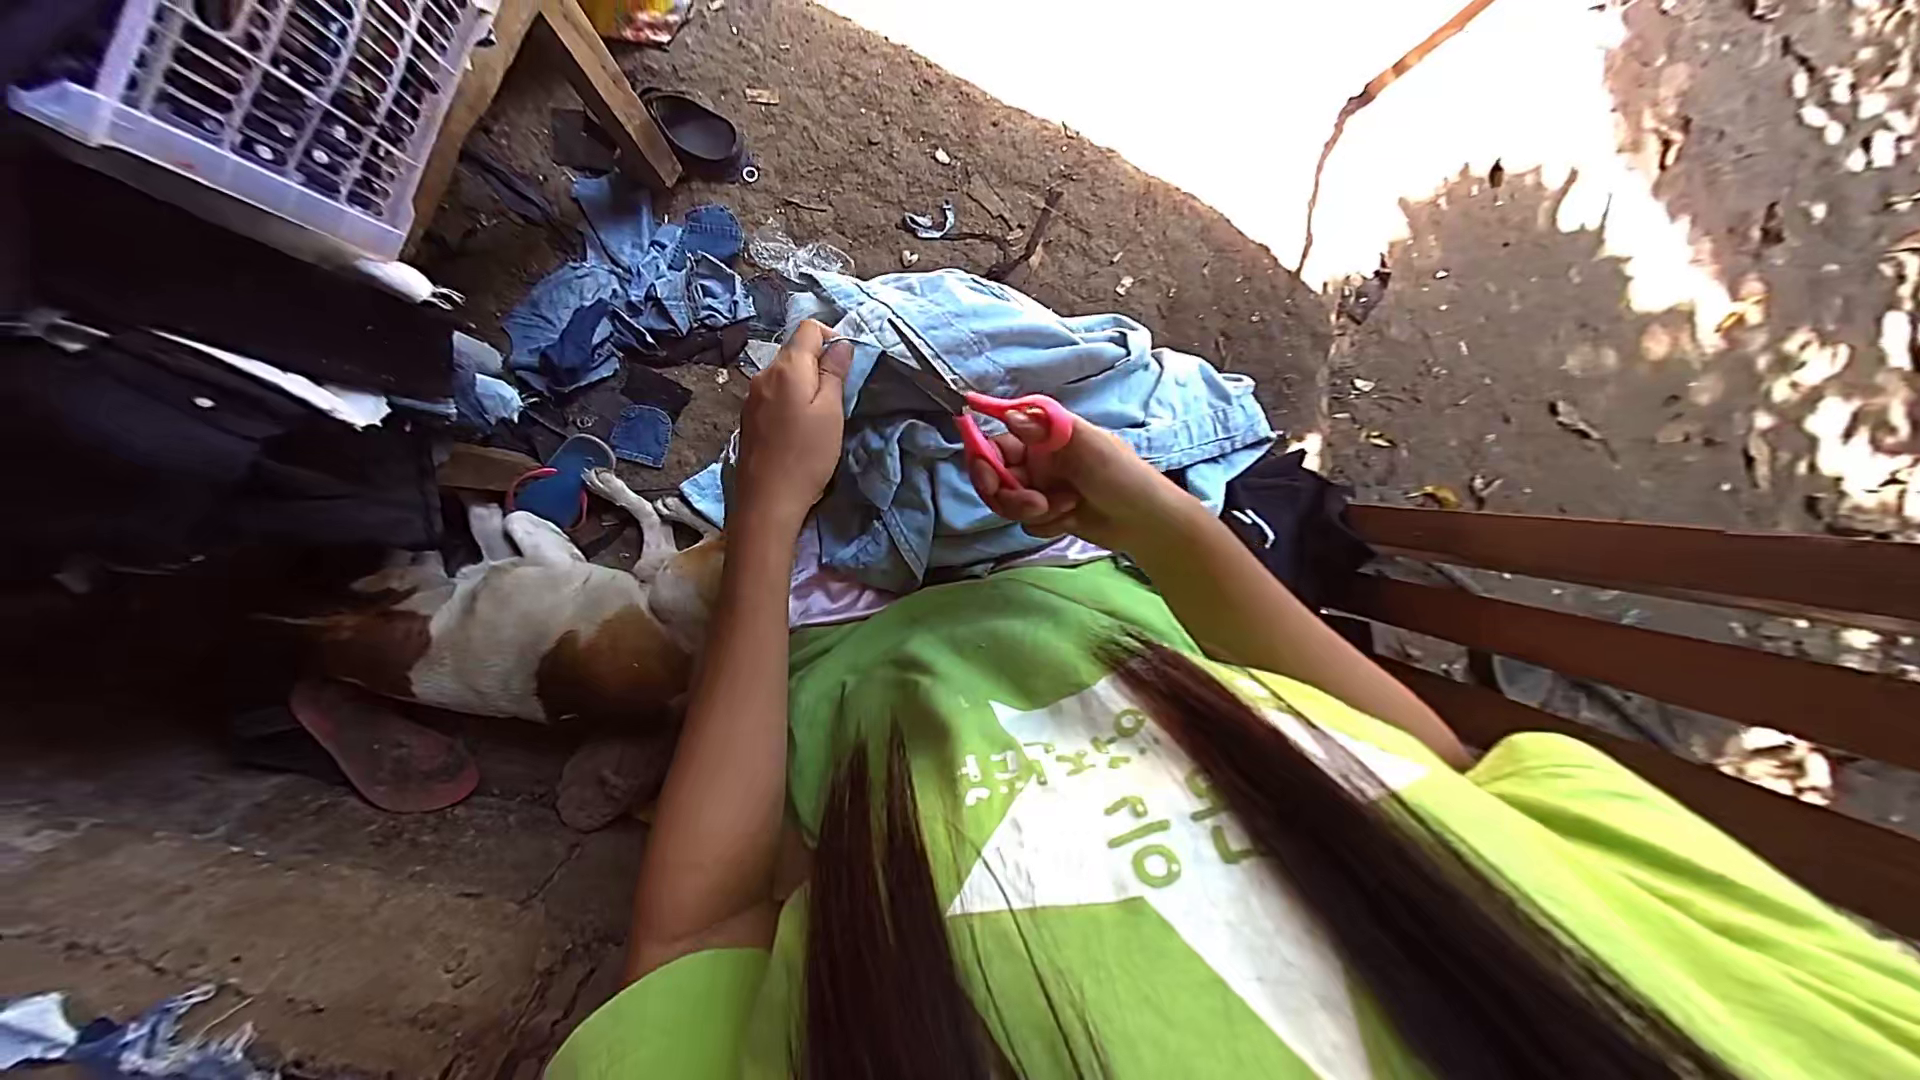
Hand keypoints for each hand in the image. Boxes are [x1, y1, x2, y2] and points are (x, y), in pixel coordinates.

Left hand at [734, 319, 852, 533]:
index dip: (832, 338)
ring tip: (819, 416)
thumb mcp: (831, 413)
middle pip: (795, 351)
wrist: (768, 500)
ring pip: (784, 374)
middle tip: (837, 397)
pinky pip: (774, 393)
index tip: (847, 367)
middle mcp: (763, 374)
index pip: (809, 328)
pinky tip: (798, 428)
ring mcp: (752, 396)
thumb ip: (834, 374)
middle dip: (819, 364)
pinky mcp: (749, 417)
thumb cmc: (807, 456)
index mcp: (786, 368)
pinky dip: (790, 399)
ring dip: (805, 384)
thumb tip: (841, 345)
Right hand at [967, 409, 1205, 556]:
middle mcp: (1038, 461)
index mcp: (1044, 437)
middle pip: (996, 477)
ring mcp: (1042, 489)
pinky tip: (1071, 519)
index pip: (997, 443)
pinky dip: (1047, 524)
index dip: (984, 458)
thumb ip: (1046, 427)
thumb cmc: (1121, 474)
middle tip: (1034, 503)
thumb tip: (1009, 414)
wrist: (1145, 521)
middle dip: (1009, 494)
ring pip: (1009, 503)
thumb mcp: (1087, 444)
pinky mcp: (1049, 514)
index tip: (988, 475)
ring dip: (1032, 510)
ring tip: (1064, 508)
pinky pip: (1027, 522)